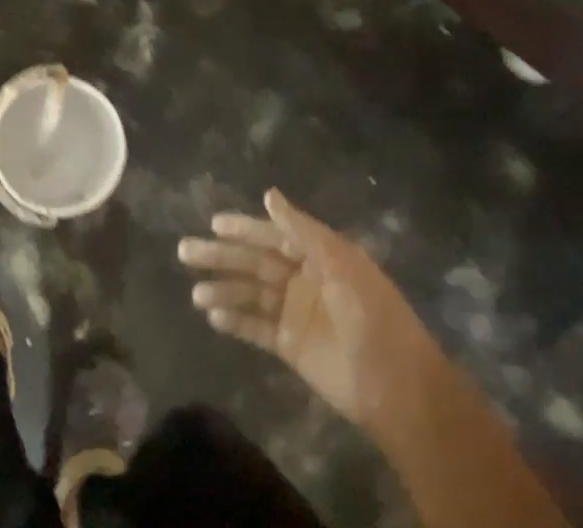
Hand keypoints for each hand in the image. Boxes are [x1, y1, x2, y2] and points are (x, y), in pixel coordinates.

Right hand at [179, 189, 442, 429]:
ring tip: (195, 293)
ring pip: (250, 294)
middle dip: (222, 257)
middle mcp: (305, 281)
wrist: (397, 386)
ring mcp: (296, 313)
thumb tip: (268, 195)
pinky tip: (212, 315)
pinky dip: (234, 320)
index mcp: (322, 258)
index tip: (214, 224)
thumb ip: (303, 230)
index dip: (245, 228)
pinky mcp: (290, 345)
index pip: (275, 236)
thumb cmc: (373, 317)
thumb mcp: (342, 265)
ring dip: (223, 290)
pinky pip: (255, 327)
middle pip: (256, 263)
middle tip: (185, 251)